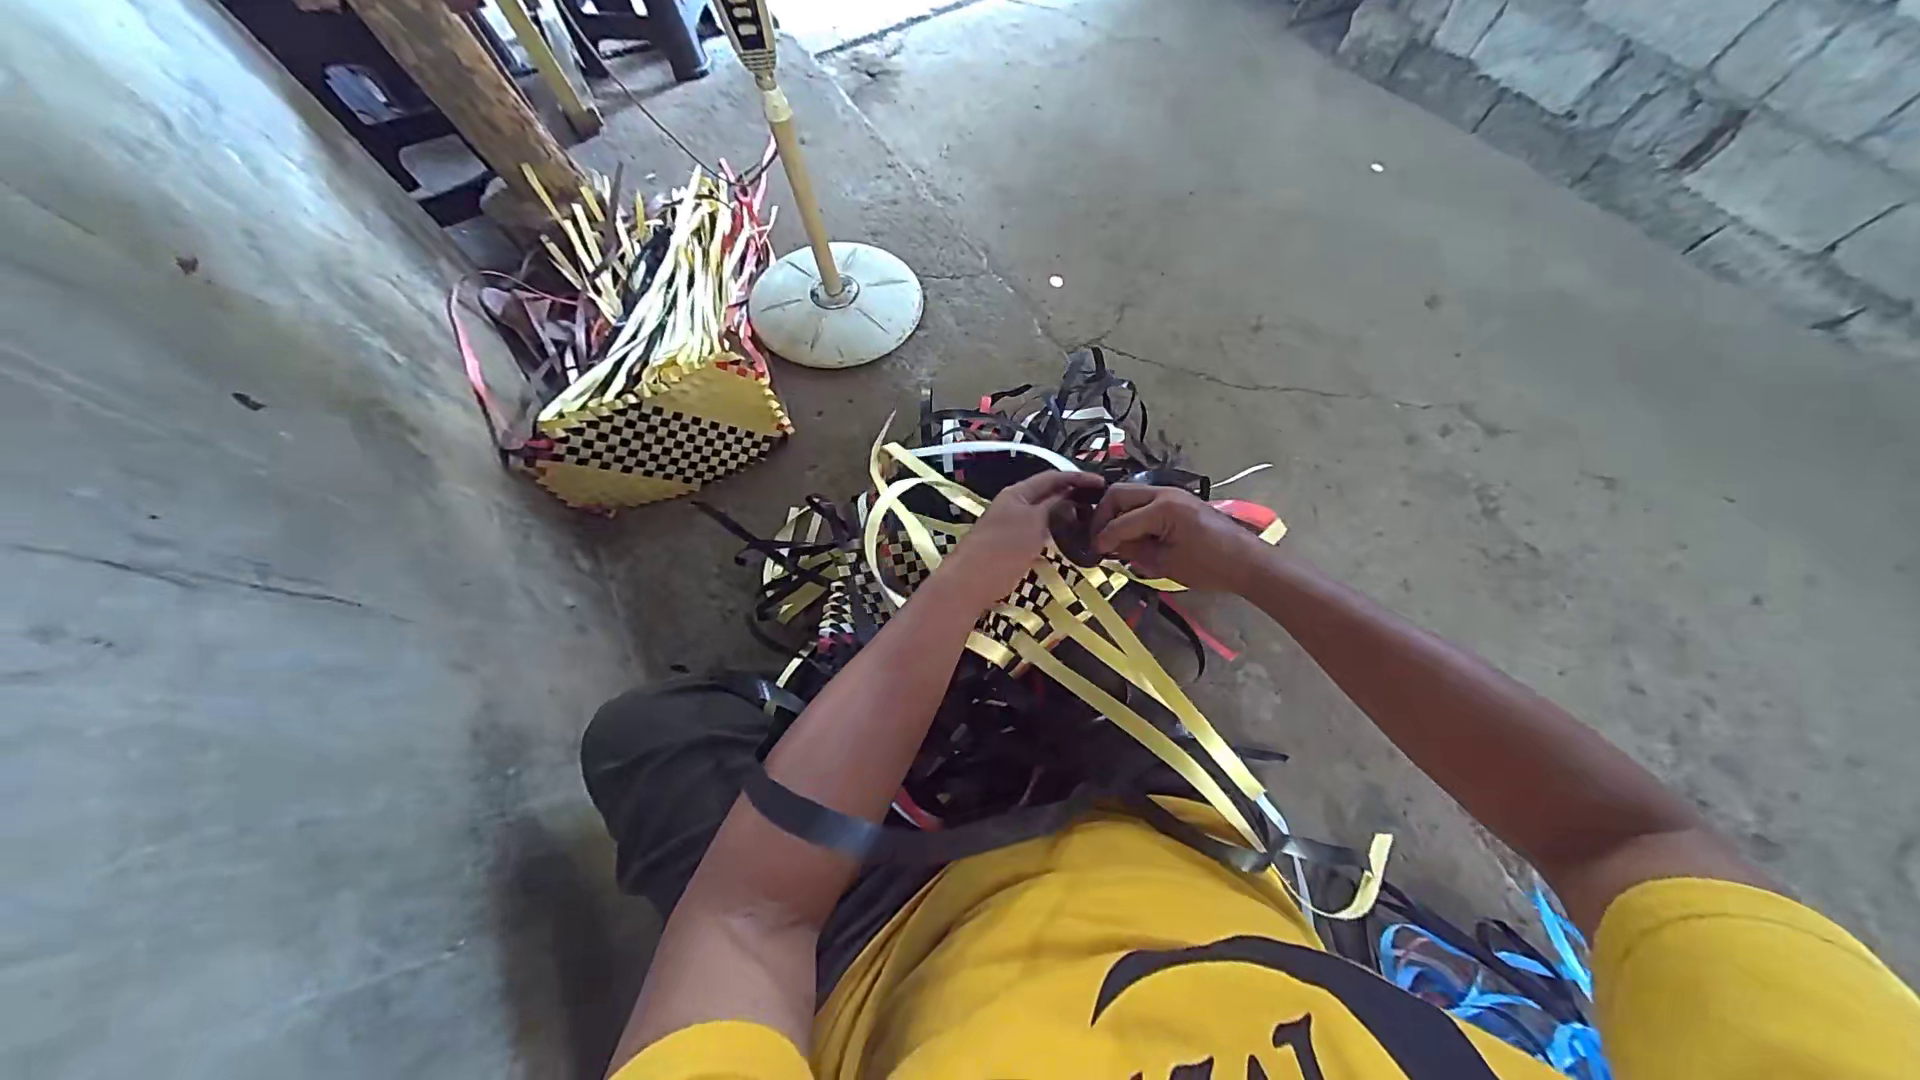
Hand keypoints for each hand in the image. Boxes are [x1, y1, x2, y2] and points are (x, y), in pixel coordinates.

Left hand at [932, 470, 1105, 613]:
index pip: (1052, 477)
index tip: (1102, 484)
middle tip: (1099, 502)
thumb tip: (1070, 497)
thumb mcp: (1034, 522)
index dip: (1077, 477)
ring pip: (1044, 514)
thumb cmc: (1002, 548)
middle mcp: (1013, 505)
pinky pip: (1039, 532)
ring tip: (1089, 519)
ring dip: (1065, 514)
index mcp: (1017, 493)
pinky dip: (1055, 531)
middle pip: (1047, 494)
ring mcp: (1011, 526)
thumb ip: (1053, 506)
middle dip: (1072, 495)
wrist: (970, 582)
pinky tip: (1068, 539)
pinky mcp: (1011, 546)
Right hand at [1090, 483, 1268, 591]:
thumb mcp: (1165, 563)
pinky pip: (1144, 501)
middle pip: (1118, 494)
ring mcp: (1172, 494)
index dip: (1102, 538)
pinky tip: (1131, 534)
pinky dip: (1131, 514)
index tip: (1093, 552)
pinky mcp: (1178, 501)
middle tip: (1097, 539)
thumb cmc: (1210, 567)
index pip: (1120, 521)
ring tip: (1112, 538)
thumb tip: (1110, 546)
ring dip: (1116, 513)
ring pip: (1130, 495)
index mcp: (1162, 508)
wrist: (1247, 563)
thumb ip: (1133, 551)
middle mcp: (1165, 493)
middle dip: (1103, 516)